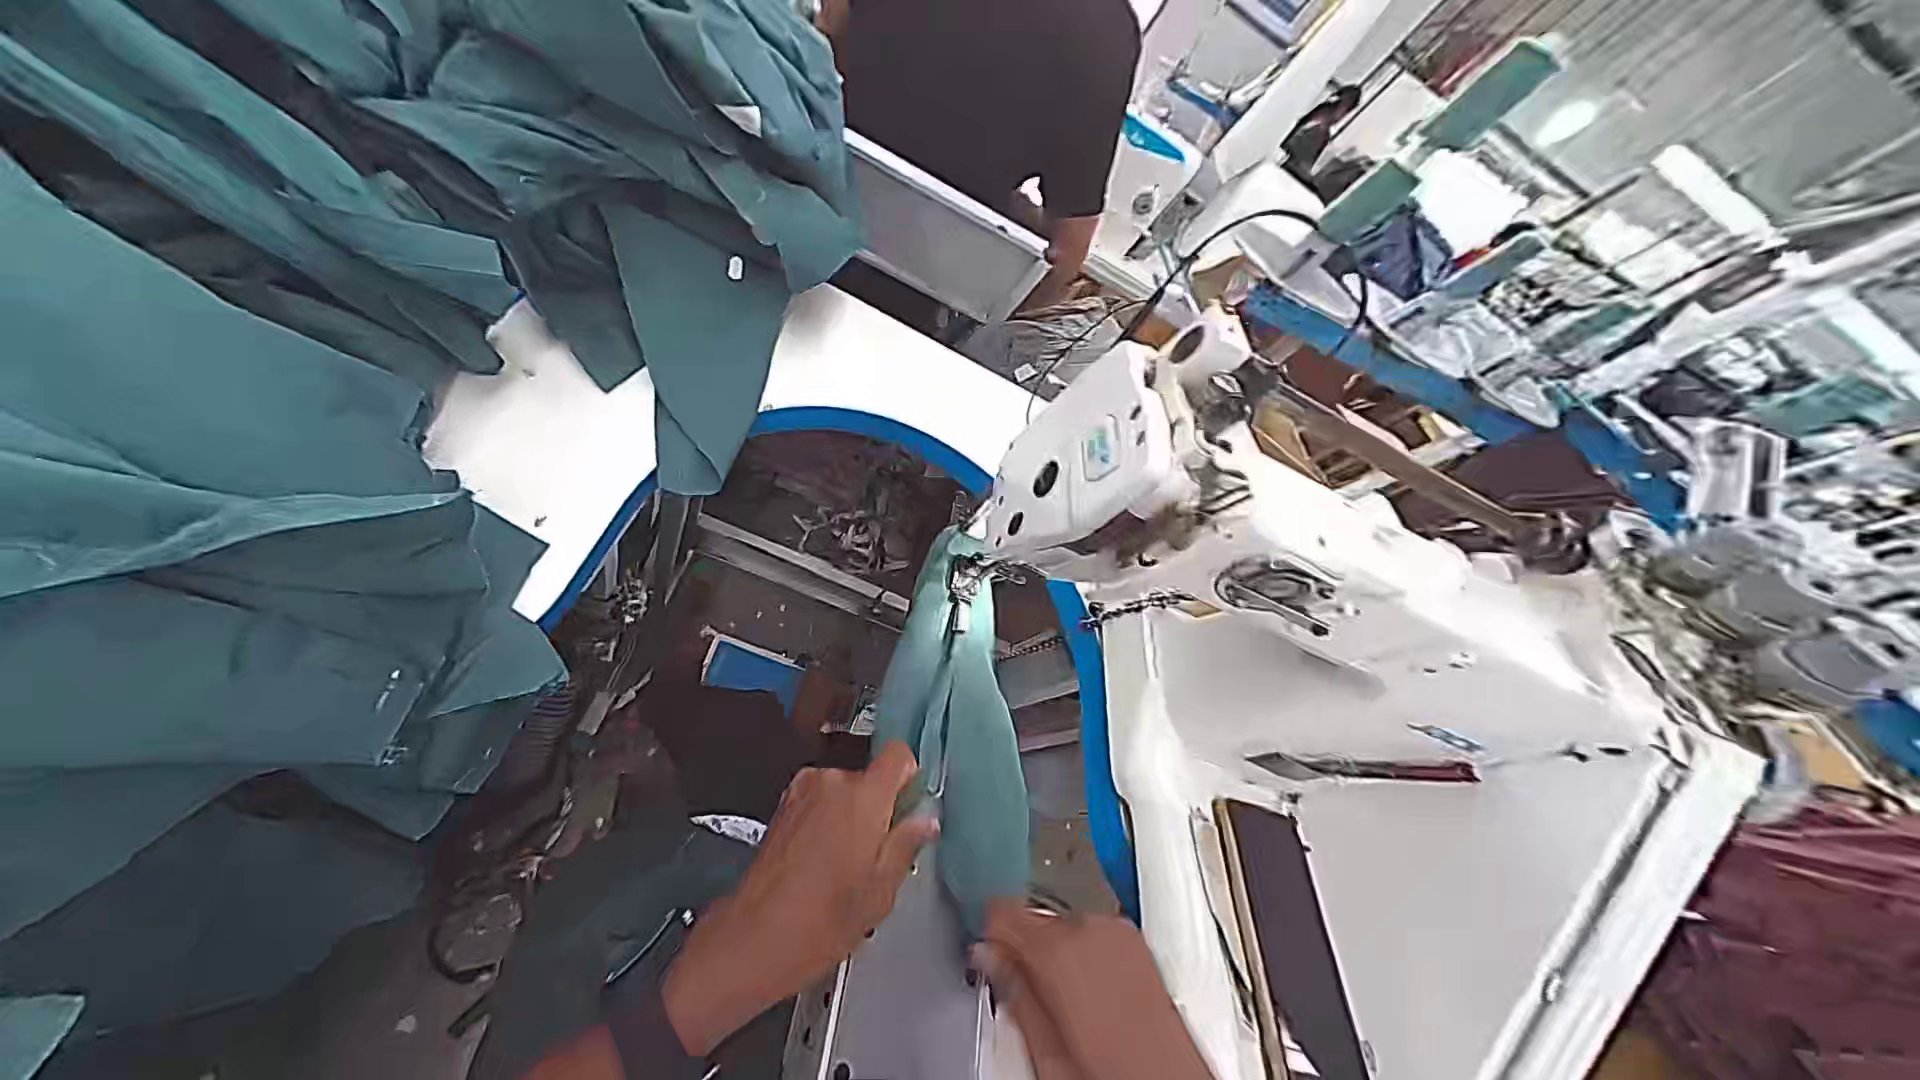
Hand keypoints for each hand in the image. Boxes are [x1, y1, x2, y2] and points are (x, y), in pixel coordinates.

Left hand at [662, 740, 937, 1055]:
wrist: (753, 937)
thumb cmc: (819, 920)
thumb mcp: (881, 889)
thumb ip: (907, 843)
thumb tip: (925, 821)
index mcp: (864, 795)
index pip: (898, 754)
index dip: (908, 776)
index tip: (909, 805)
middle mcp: (832, 781)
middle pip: (870, 777)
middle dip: (878, 807)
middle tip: (877, 851)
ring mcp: (803, 790)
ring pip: (844, 791)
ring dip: (850, 815)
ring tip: (845, 863)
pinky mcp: (783, 805)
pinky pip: (819, 800)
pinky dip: (826, 821)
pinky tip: (822, 862)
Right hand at [975, 903, 1215, 1079]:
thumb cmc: (1115, 1074)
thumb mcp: (1046, 1051)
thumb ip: (1013, 992)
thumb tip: (987, 955)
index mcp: (1058, 948)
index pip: (1002, 909)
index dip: (989, 931)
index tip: (987, 952)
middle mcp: (1088, 925)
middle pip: (1033, 917)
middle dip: (1024, 947)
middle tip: (1025, 991)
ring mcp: (1116, 927)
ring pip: (1062, 922)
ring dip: (1054, 949)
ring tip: (1064, 1000)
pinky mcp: (1135, 937)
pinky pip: (1092, 929)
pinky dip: (1082, 949)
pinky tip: (1089, 990)